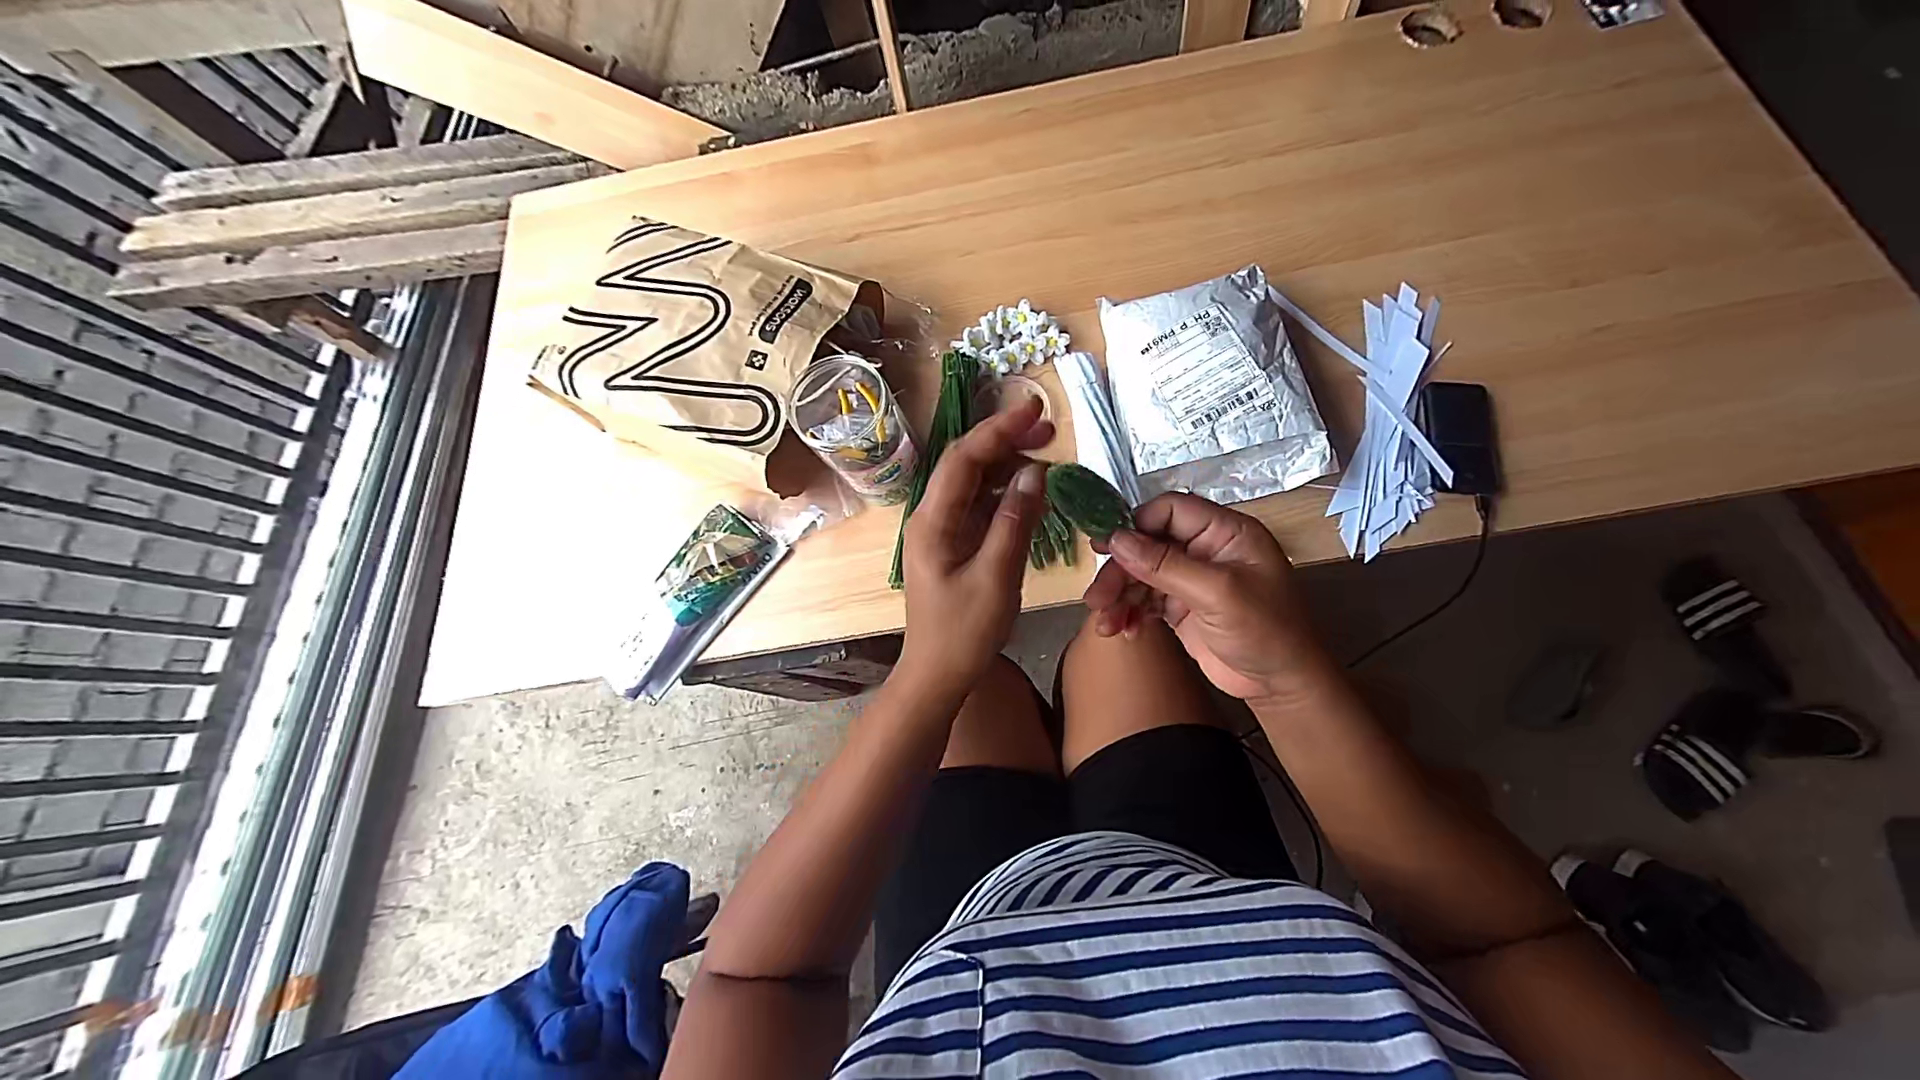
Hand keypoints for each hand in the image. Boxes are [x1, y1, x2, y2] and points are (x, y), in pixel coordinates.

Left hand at [897, 397, 1052, 697]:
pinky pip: (978, 505)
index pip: (963, 458)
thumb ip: (1014, 523)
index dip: (998, 429)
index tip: (1034, 409)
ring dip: (1007, 466)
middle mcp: (930, 516)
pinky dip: (1005, 494)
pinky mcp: (953, 543)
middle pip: (966, 464)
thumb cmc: (963, 633)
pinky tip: (1030, 492)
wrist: (937, 674)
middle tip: (1049, 430)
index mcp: (931, 521)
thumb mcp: (995, 578)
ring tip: (1047, 457)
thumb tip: (1035, 474)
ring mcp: (941, 529)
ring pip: (974, 483)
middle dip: (1005, 441)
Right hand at [1084, 492, 1332, 702]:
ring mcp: (1190, 578)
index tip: (1107, 547)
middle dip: (1120, 570)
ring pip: (1140, 573)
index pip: (1170, 510)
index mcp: (1224, 532)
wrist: (1282, 686)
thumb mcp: (1218, 594)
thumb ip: (1165, 566)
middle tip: (1097, 597)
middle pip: (1147, 544)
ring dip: (1118, 595)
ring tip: (1103, 620)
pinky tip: (1119, 628)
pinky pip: (1143, 599)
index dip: (1136, 524)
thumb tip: (1117, 540)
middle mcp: (1204, 549)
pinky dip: (1127, 611)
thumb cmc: (1267, 632)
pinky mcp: (1179, 606)